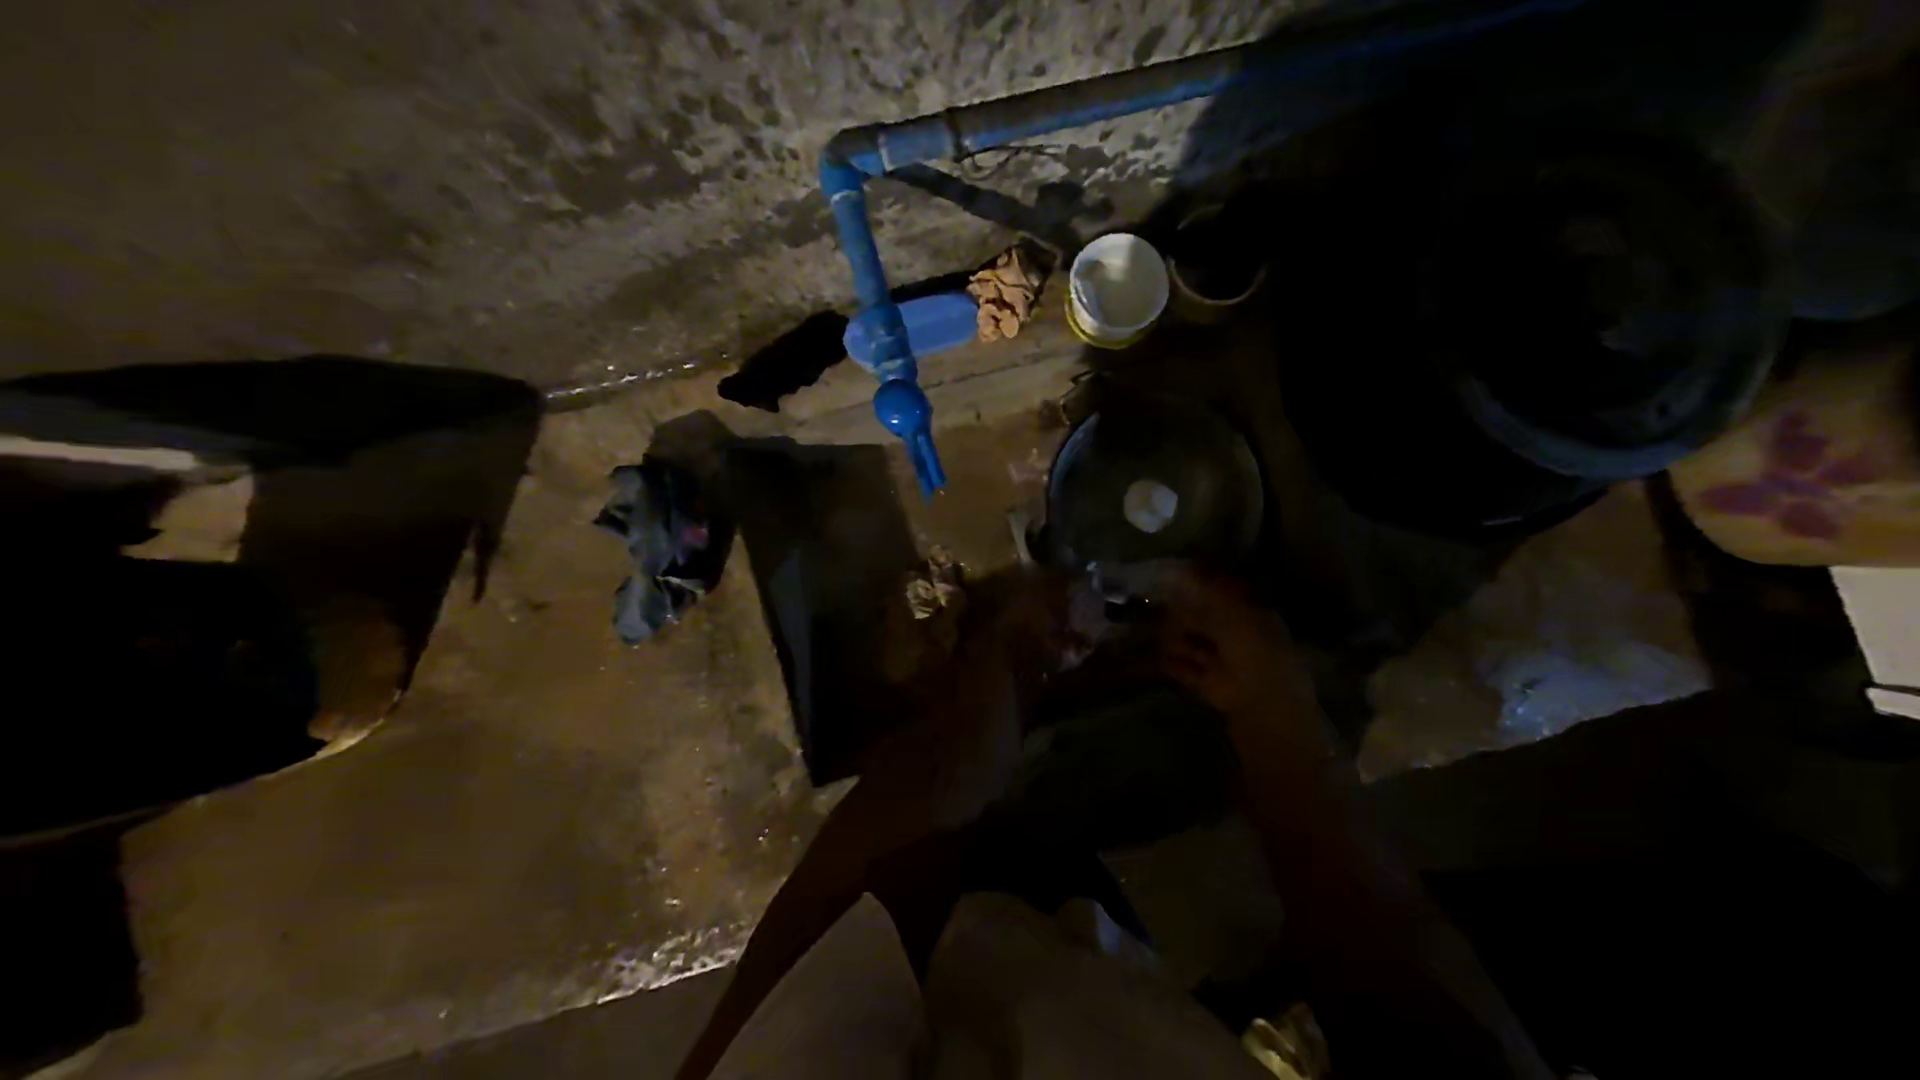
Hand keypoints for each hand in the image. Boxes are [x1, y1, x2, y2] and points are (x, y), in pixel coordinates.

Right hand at [1126, 563, 1314, 725]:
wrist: (1264, 707)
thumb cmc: (1254, 652)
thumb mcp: (1234, 613)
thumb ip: (1207, 591)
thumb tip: (1183, 568)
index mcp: (1253, 617)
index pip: (1224, 595)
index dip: (1201, 587)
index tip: (1176, 579)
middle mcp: (1239, 638)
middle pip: (1204, 619)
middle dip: (1186, 614)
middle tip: (1164, 607)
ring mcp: (1223, 663)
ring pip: (1192, 644)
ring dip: (1179, 640)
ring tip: (1168, 638)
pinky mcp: (1209, 685)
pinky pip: (1185, 670)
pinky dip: (1173, 664)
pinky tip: (1159, 657)